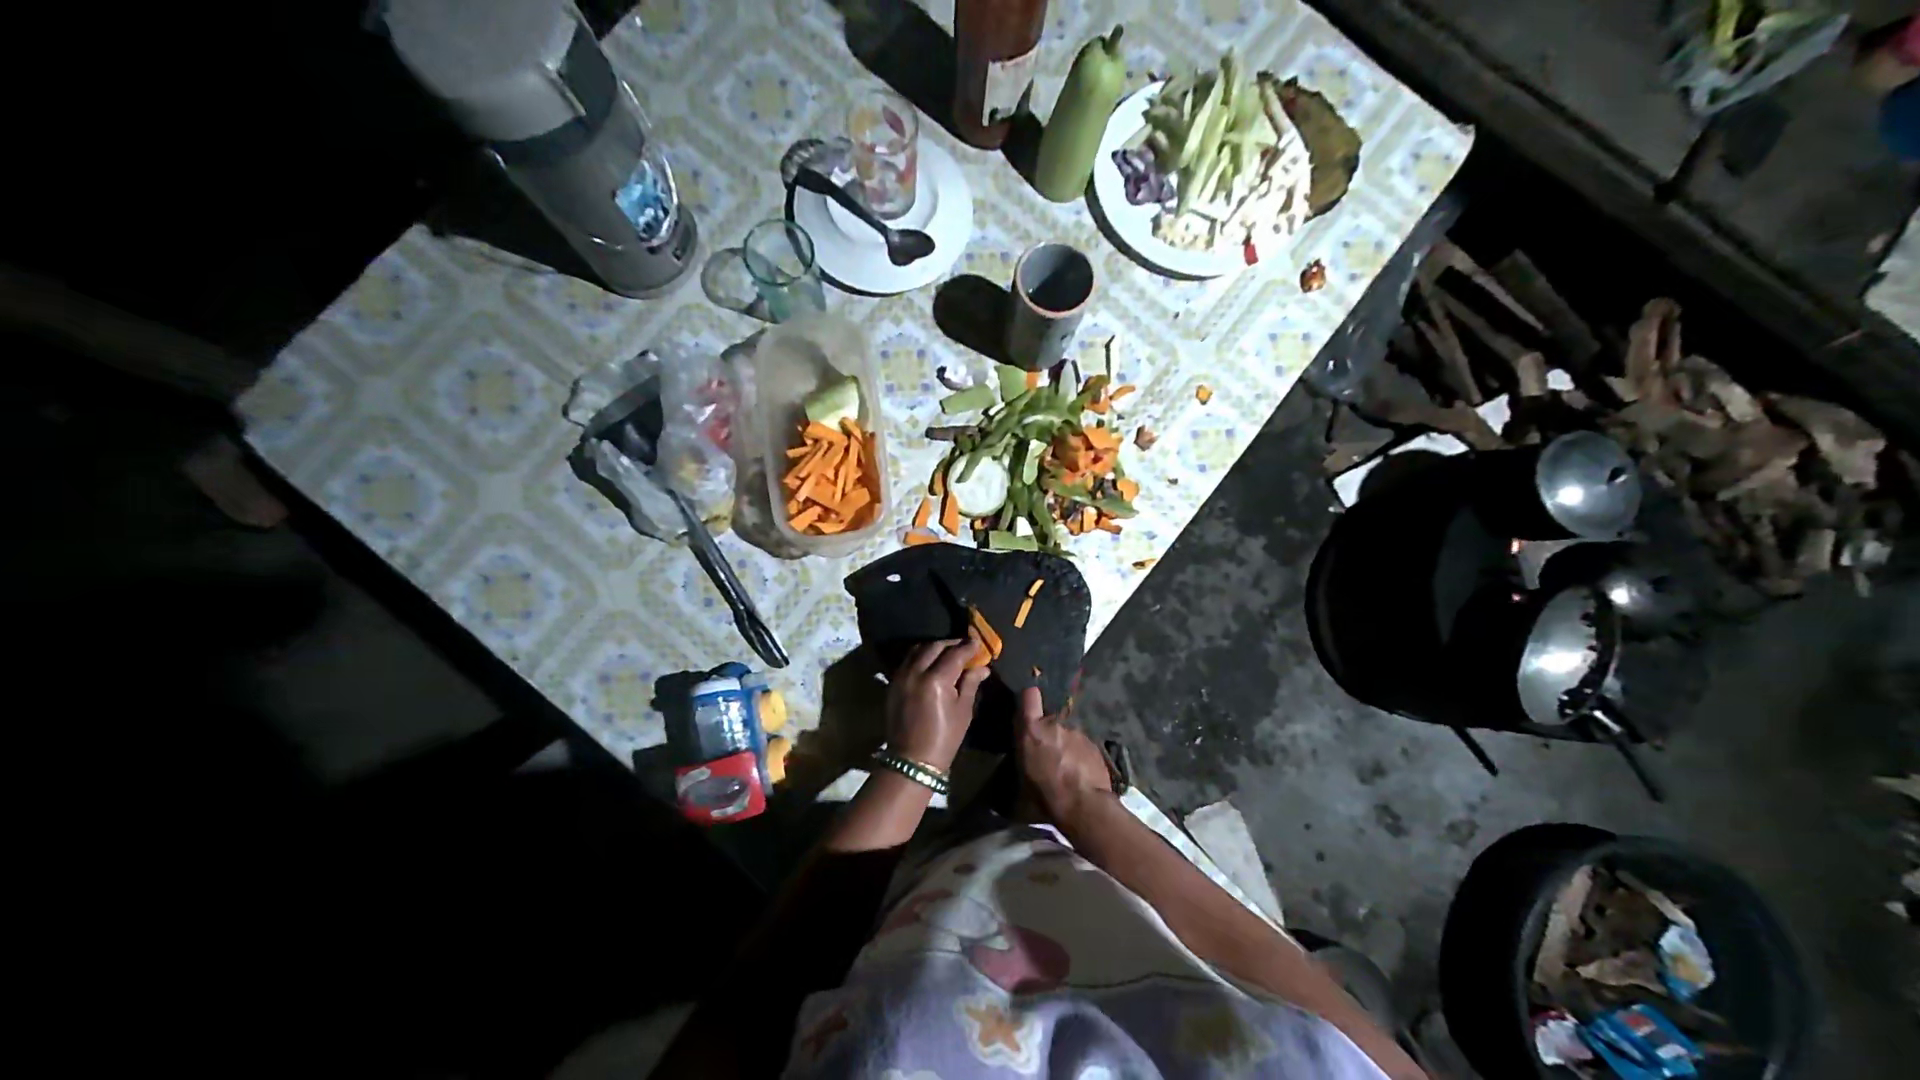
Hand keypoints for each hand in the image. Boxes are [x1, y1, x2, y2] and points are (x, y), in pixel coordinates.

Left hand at [884, 636, 988, 772]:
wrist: (912, 760)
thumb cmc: (945, 738)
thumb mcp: (964, 711)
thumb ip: (970, 683)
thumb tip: (982, 667)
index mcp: (936, 680)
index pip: (955, 654)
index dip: (968, 647)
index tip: (977, 644)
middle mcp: (916, 672)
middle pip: (934, 646)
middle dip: (950, 644)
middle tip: (964, 648)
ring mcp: (901, 677)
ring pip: (917, 650)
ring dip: (933, 648)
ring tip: (946, 654)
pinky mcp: (892, 683)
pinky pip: (907, 661)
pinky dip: (920, 657)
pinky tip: (930, 664)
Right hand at [1015, 687, 1112, 821]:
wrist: (1083, 805)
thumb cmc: (1045, 795)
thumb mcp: (1021, 779)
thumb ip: (1021, 758)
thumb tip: (1016, 761)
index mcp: (1032, 730)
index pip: (1029, 696)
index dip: (1029, 698)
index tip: (1029, 705)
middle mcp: (1055, 724)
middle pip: (1050, 719)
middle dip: (1048, 731)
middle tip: (1048, 751)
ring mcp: (1077, 732)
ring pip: (1068, 733)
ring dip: (1066, 744)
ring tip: (1067, 766)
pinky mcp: (1094, 744)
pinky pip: (1082, 745)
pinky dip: (1080, 754)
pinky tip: (1081, 771)